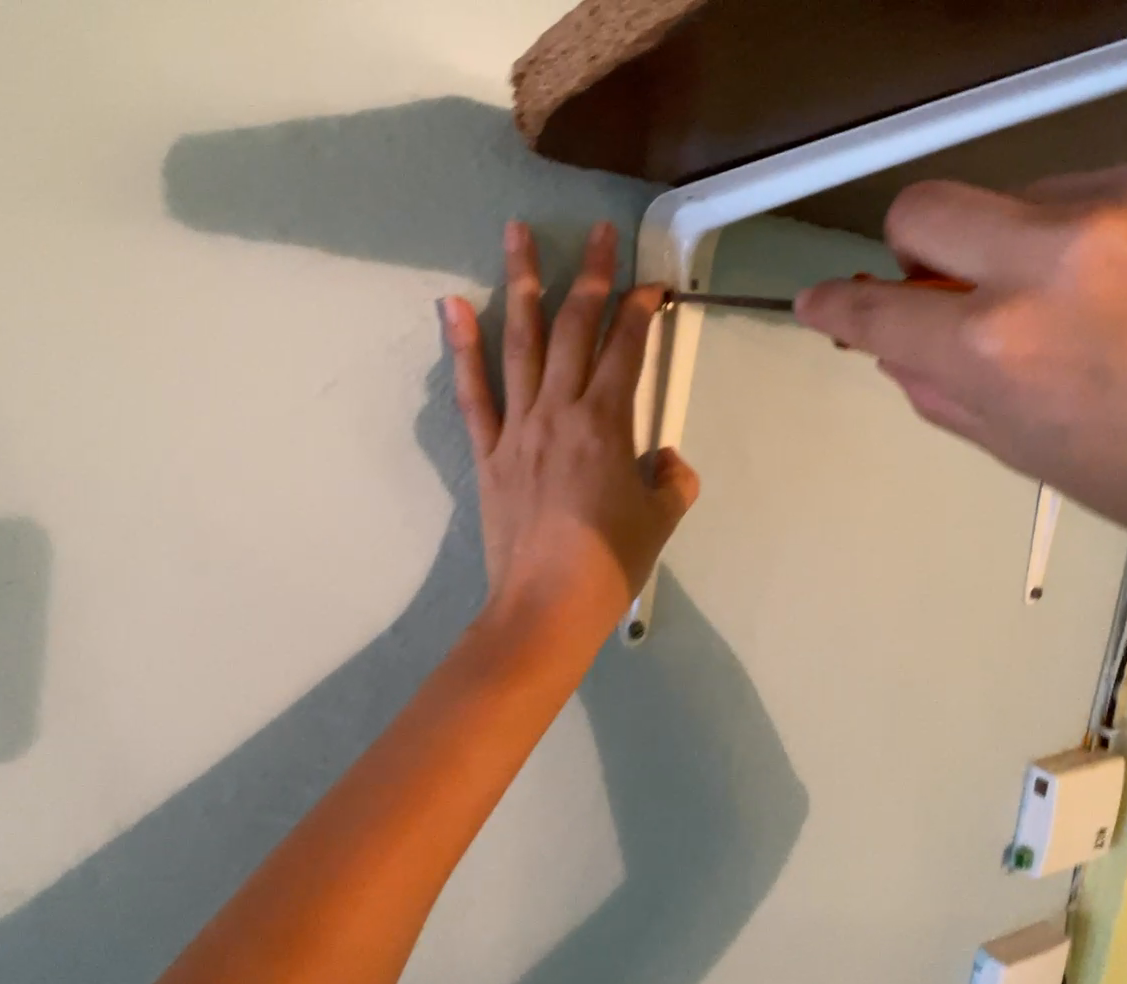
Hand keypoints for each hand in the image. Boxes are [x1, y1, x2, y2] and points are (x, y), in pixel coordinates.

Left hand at [442, 221, 699, 634]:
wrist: (546, 607)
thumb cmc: (609, 565)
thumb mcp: (660, 520)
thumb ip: (672, 479)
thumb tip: (666, 459)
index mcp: (607, 424)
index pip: (628, 350)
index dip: (642, 310)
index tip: (652, 285)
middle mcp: (559, 411)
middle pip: (577, 329)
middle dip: (591, 276)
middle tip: (599, 233)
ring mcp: (517, 427)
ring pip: (522, 343)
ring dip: (523, 284)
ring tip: (516, 232)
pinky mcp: (486, 452)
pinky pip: (473, 393)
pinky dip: (463, 348)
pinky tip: (453, 306)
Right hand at [793, 148, 1126, 573]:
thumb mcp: (1037, 456)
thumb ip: (949, 393)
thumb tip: (902, 349)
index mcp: (1002, 346)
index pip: (877, 310)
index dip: (838, 307)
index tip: (823, 302)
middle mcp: (1059, 254)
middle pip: (927, 207)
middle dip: (921, 250)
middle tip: (958, 288)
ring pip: (1033, 193)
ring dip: (1036, 243)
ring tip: (1111, 306)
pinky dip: (1126, 230)